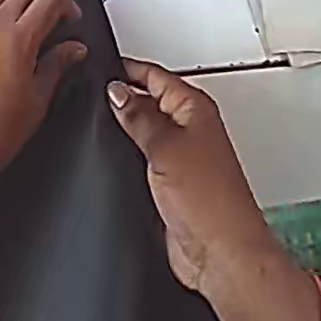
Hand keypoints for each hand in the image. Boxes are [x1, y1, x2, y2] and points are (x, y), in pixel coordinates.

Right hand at [108, 59, 317, 320]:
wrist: (221, 254)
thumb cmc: (210, 201)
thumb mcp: (164, 146)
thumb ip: (137, 116)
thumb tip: (117, 92)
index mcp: (193, 107)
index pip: (156, 75)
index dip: (130, 69)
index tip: (105, 66)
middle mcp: (190, 128)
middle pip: (152, 99)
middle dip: (127, 97)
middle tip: (99, 93)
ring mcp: (182, 155)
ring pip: (147, 129)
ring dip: (129, 127)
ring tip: (105, 121)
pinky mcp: (173, 181)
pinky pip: (146, 156)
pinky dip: (132, 153)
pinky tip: (118, 154)